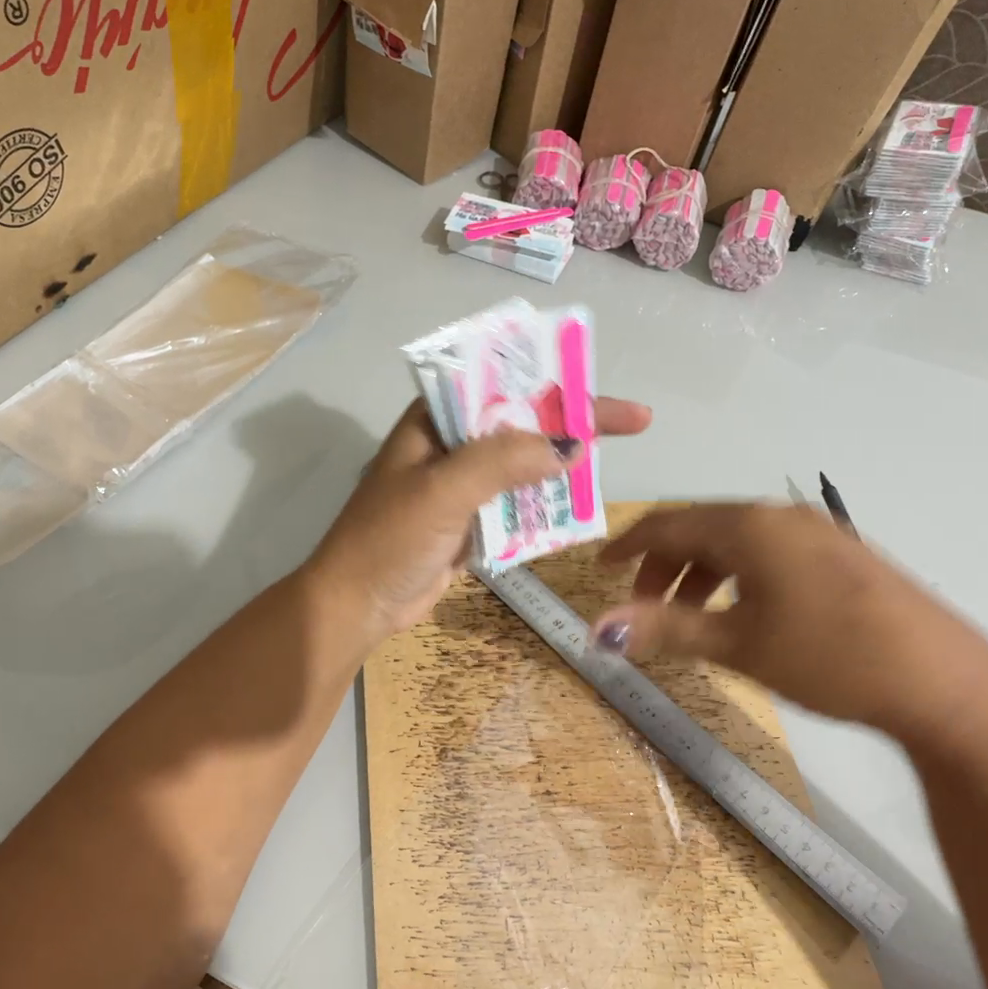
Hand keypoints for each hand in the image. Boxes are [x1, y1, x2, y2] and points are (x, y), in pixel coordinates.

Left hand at [304, 397, 652, 645]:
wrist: (356, 605)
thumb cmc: (389, 539)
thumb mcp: (443, 489)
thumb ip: (501, 461)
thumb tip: (568, 447)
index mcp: (432, 422)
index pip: (501, 386)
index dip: (555, 383)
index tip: (604, 391)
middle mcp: (447, 445)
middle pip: (518, 424)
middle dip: (568, 423)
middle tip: (631, 424)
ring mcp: (457, 486)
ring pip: (520, 466)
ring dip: (557, 467)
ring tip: (607, 465)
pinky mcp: (466, 523)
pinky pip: (514, 505)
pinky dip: (542, 505)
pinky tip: (576, 505)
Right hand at [593, 504, 987, 733]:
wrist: (945, 685)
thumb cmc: (829, 658)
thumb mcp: (738, 645)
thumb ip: (665, 629)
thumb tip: (598, 628)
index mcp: (749, 526)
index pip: (668, 523)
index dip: (627, 546)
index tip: (599, 571)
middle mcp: (781, 516)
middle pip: (701, 528)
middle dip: (663, 565)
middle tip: (644, 607)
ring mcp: (819, 533)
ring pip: (737, 540)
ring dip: (700, 572)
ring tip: (690, 617)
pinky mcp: (844, 556)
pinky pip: (769, 551)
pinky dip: (737, 574)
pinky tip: (744, 612)